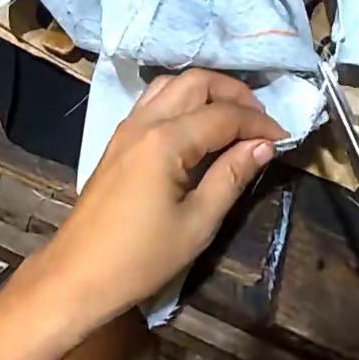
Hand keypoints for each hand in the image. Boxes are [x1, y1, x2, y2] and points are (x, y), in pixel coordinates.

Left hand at [19, 70, 285, 328]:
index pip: (224, 115)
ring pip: (173, 84)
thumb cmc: (140, 258)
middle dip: (235, 93)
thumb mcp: (197, 223)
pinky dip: (183, 98)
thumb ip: (232, 176)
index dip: (259, 123)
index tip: (284, 137)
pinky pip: (155, 99)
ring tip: (233, 116)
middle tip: (260, 120)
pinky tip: (197, 124)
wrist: (75, 277)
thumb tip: (264, 145)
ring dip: (207, 90)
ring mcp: (127, 127)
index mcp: (166, 141)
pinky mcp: (119, 138)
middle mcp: (146, 121)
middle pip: (197, 82)